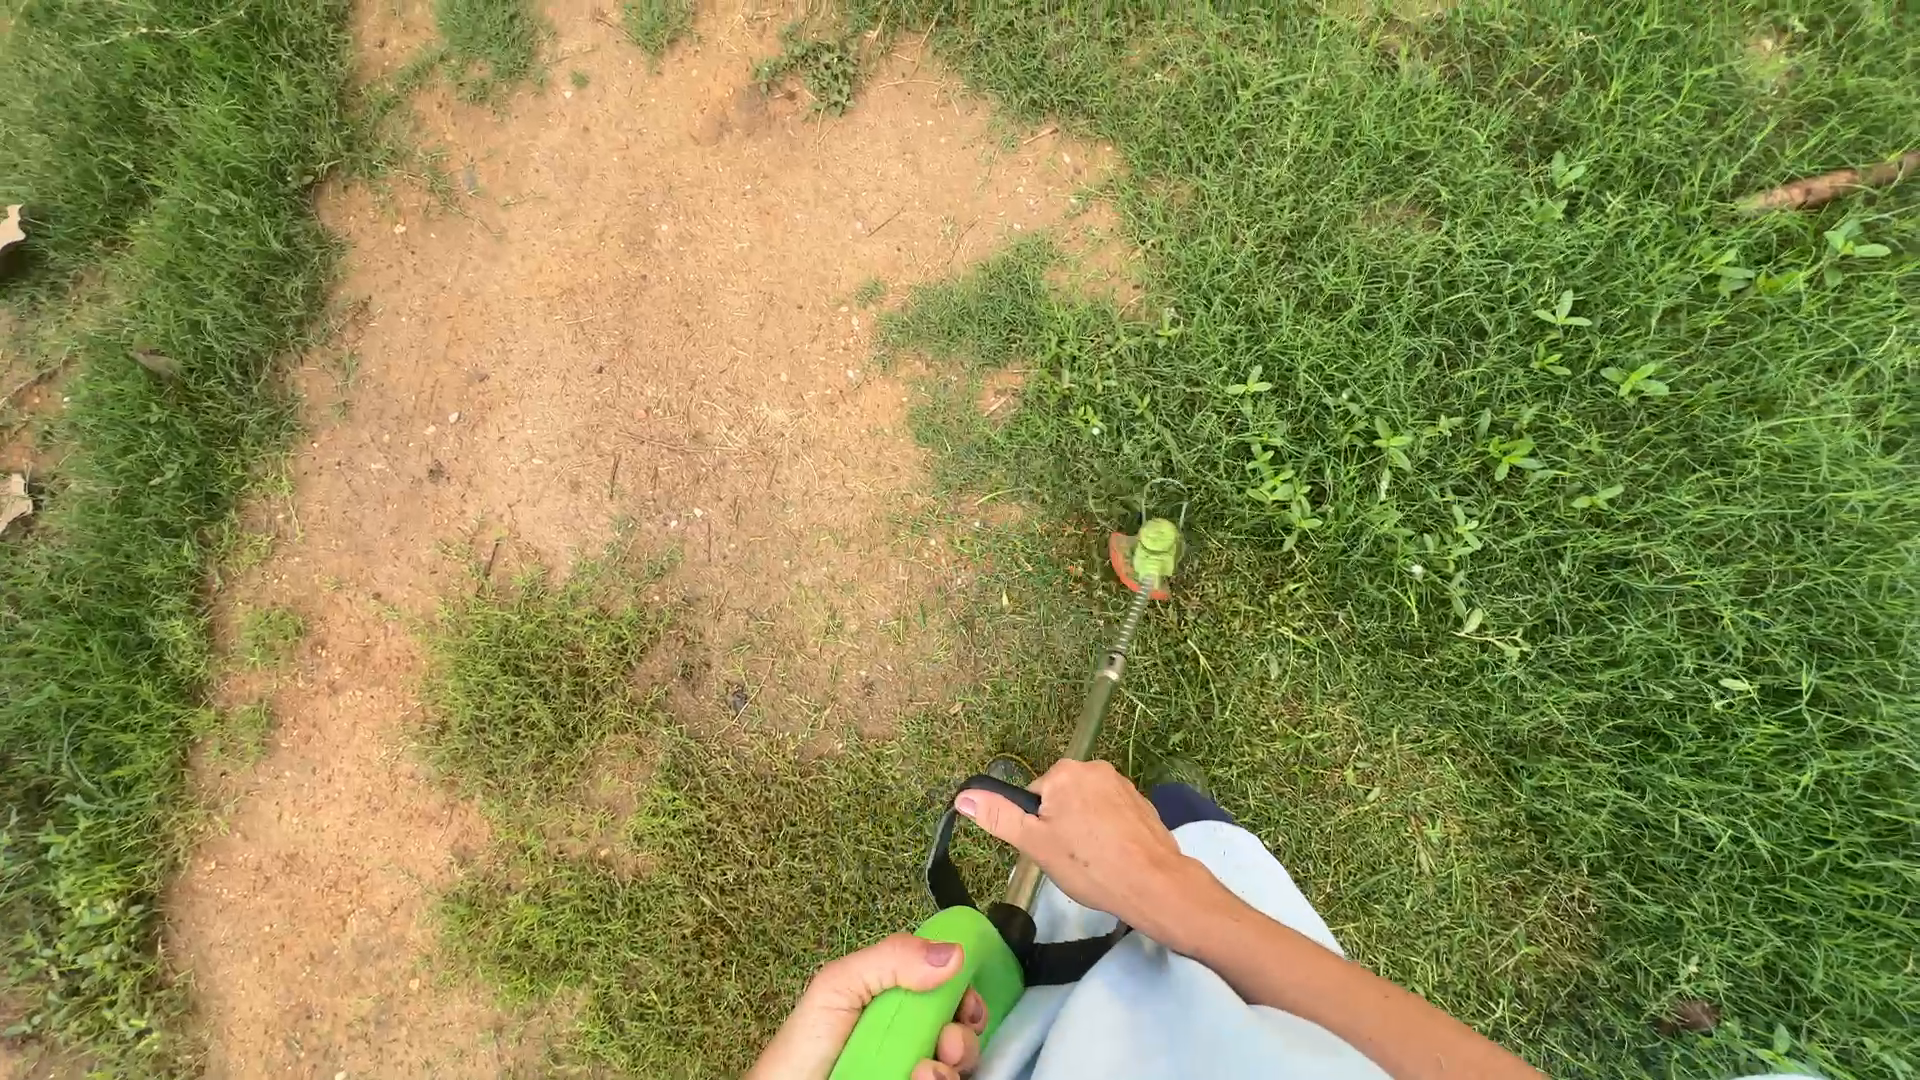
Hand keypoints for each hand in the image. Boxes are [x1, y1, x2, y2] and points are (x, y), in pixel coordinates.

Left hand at [746, 934, 987, 1079]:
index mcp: (897, 1001)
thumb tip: (954, 953)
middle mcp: (911, 1038)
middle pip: (963, 1033)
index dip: (964, 997)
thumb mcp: (840, 985)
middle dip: (963, 1037)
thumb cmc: (804, 1046)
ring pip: (958, 1070)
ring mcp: (913, 1073)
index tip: (965, 1007)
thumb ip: (892, 959)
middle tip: (946, 1044)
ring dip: (951, 1068)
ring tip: (923, 1075)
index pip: (949, 991)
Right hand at [956, 759, 1220, 938]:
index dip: (1039, 828)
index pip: (1036, 798)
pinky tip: (1115, 858)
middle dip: (1062, 826)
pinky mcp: (1142, 802)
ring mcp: (1121, 783)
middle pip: (1061, 799)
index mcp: (1064, 772)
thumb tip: (962, 796)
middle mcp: (1093, 767)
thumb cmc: (1090, 865)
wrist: (1156, 885)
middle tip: (1072, 859)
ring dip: (1086, 829)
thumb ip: (999, 816)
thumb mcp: (1036, 844)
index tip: (1053, 851)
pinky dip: (1109, 832)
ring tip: (1095, 862)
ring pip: (1087, 807)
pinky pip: (1112, 814)